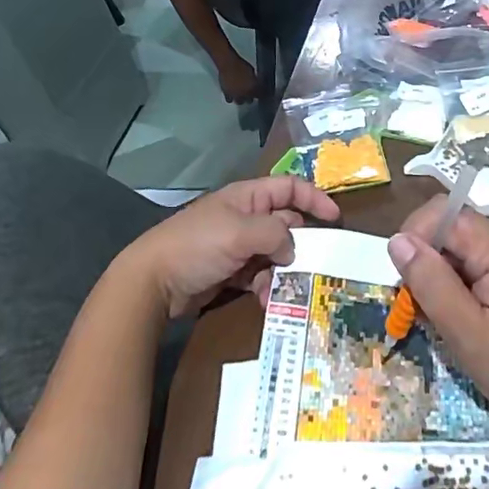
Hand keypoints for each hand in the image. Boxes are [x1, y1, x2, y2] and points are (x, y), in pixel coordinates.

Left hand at [118, 177, 339, 318]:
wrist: (154, 281)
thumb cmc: (197, 245)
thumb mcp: (239, 232)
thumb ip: (275, 233)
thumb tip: (292, 248)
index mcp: (247, 197)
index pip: (288, 188)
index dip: (313, 198)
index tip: (335, 219)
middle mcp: (245, 217)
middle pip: (285, 224)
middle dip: (300, 244)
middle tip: (315, 266)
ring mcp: (237, 245)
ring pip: (275, 254)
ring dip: (283, 271)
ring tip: (282, 289)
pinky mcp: (230, 272)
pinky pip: (260, 275)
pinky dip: (266, 286)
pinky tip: (265, 300)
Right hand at [215, 53, 260, 103]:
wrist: (228, 63)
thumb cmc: (240, 64)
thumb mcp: (252, 71)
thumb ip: (255, 80)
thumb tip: (257, 82)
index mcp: (253, 87)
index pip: (260, 95)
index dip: (260, 93)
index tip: (260, 92)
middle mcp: (244, 93)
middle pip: (250, 100)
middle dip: (251, 97)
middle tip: (250, 92)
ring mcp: (235, 95)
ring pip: (240, 102)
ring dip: (241, 99)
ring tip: (241, 94)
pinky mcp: (226, 94)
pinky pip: (230, 99)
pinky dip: (232, 97)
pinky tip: (233, 93)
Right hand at [387, 198, 488, 468]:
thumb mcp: (470, 337)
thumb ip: (432, 284)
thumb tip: (396, 240)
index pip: (442, 212)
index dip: (415, 239)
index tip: (407, 286)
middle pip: (449, 227)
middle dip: (425, 263)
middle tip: (420, 312)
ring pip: (457, 245)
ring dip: (438, 277)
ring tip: (440, 322)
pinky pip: (473, 259)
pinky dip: (456, 284)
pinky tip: (461, 319)